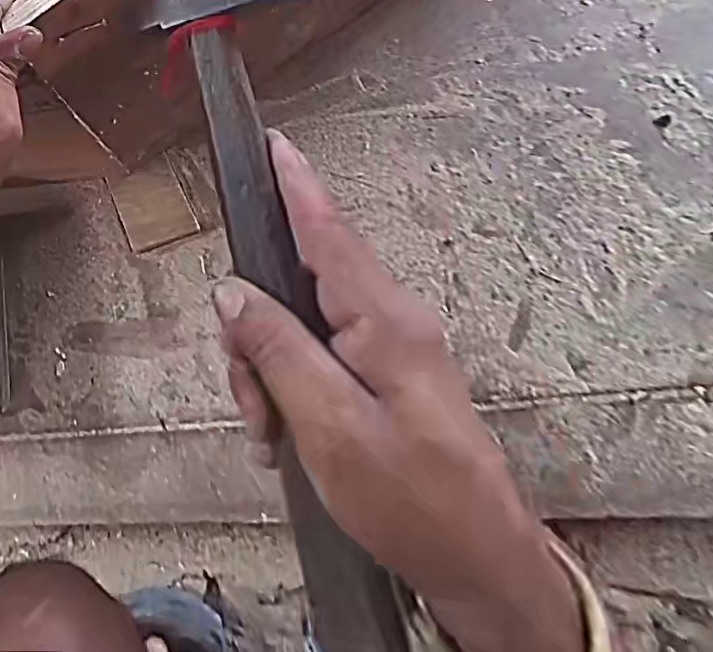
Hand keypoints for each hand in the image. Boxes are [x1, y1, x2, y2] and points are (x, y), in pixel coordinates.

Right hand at [212, 130, 582, 651]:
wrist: (480, 570)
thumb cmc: (417, 503)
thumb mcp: (330, 426)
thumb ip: (276, 349)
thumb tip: (231, 291)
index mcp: (383, 322)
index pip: (327, 234)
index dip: (297, 186)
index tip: (276, 143)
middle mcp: (384, 322)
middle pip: (288, 287)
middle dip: (251, 334)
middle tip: (250, 397)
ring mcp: (380, 347)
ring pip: (287, 325)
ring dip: (263, 371)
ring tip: (271, 429)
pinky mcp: (373, 372)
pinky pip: (304, 354)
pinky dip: (281, 387)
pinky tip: (283, 431)